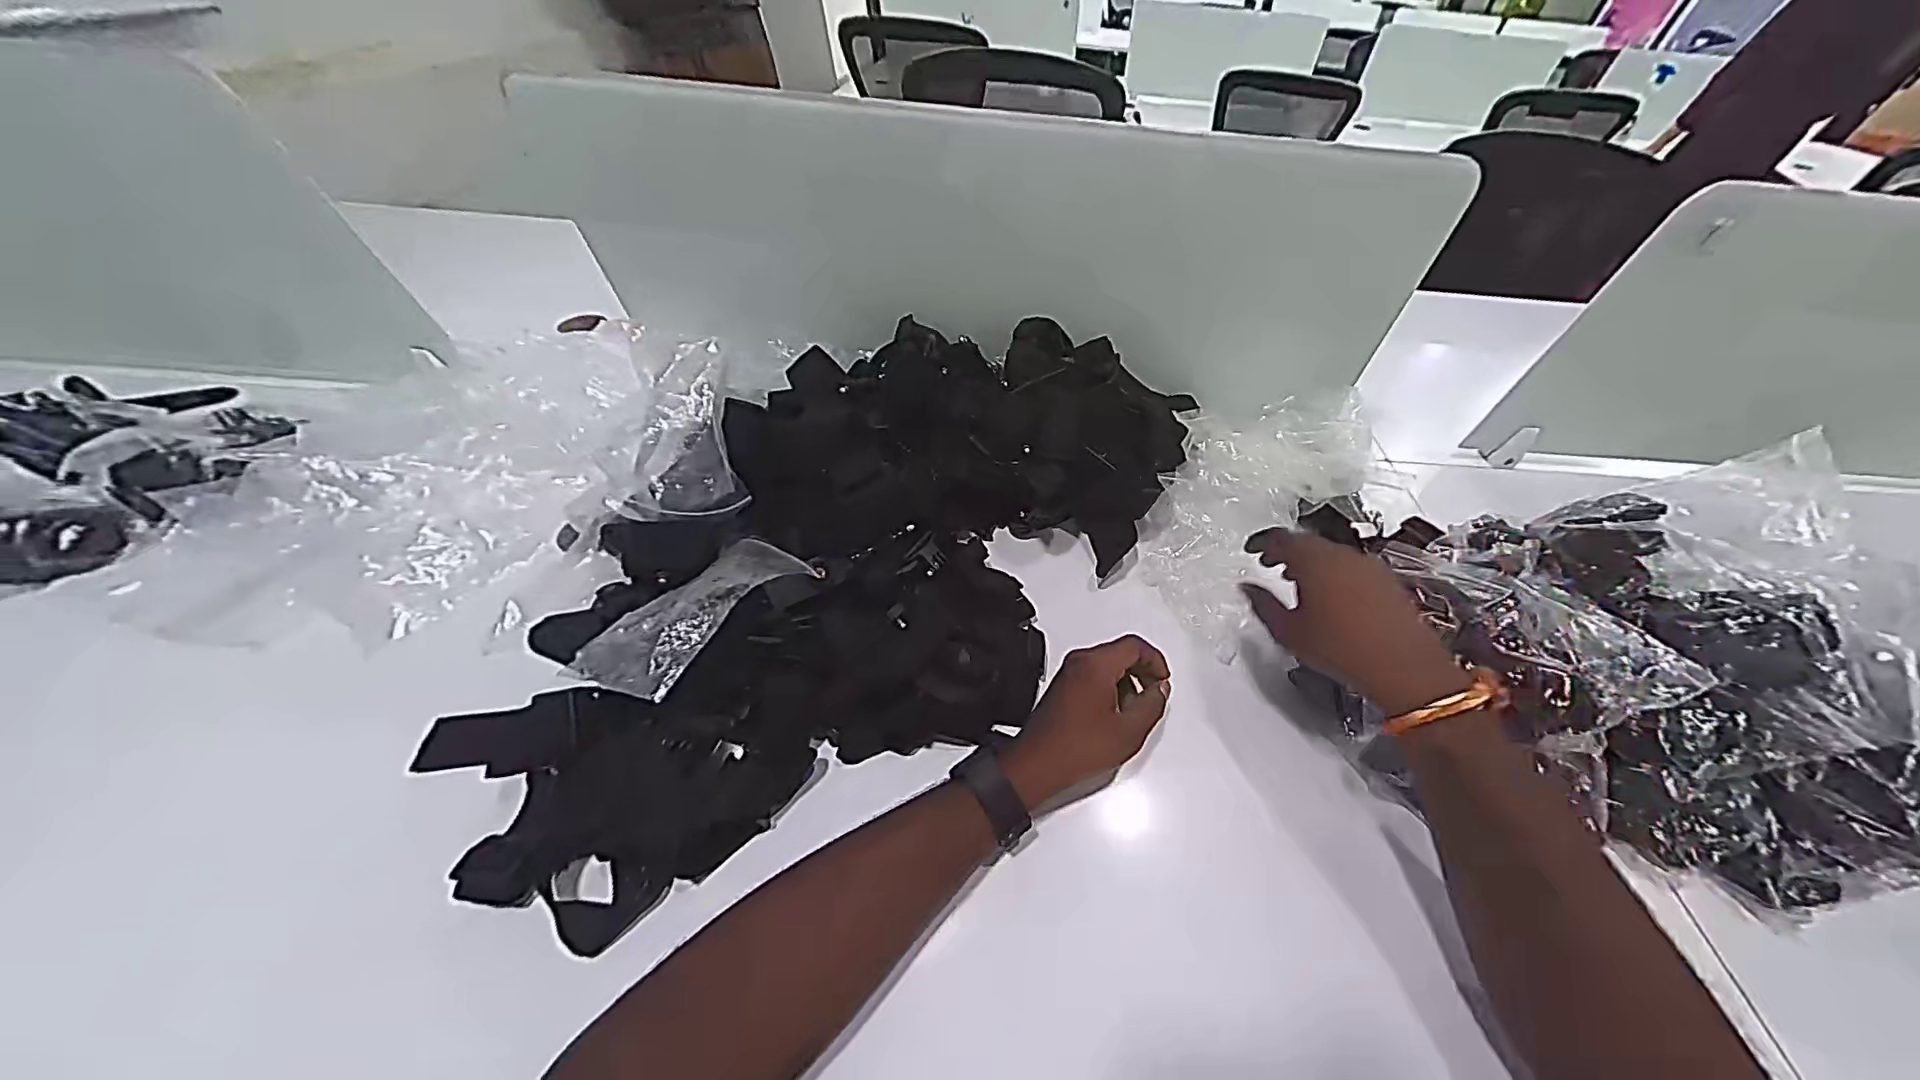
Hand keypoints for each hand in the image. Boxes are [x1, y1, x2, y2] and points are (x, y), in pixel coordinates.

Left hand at [1001, 635, 1171, 811]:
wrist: (1040, 762)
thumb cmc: (1075, 747)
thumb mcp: (1129, 730)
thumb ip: (1152, 704)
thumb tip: (1159, 691)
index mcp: (1095, 665)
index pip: (1134, 645)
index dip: (1156, 661)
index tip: (1162, 678)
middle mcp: (1079, 662)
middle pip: (1120, 652)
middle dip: (1142, 670)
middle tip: (1154, 691)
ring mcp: (1068, 673)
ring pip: (1107, 664)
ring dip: (1126, 680)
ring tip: (1134, 708)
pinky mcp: (1063, 685)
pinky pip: (1092, 675)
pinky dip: (1109, 686)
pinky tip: (1115, 713)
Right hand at [1241, 530, 1468, 715]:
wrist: (1402, 667)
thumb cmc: (1342, 649)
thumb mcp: (1287, 631)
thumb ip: (1262, 604)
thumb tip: (1249, 589)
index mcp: (1314, 561)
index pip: (1280, 538)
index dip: (1262, 542)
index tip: (1253, 549)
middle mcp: (1343, 556)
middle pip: (1307, 542)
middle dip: (1285, 551)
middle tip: (1270, 563)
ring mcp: (1368, 566)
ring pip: (1331, 553)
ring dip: (1310, 562)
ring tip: (1296, 582)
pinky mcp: (1386, 580)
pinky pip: (1351, 566)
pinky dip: (1333, 571)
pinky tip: (1328, 595)